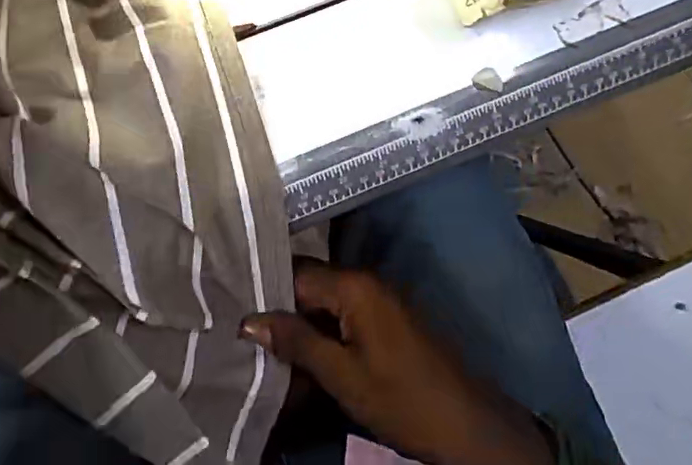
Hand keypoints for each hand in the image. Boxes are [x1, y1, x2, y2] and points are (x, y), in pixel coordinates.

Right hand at [243, 263, 553, 464]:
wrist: (462, 421)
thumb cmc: (399, 396)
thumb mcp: (341, 375)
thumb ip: (297, 342)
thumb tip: (249, 320)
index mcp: (353, 285)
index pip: (297, 272)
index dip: (263, 288)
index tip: (230, 303)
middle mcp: (364, 281)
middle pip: (309, 284)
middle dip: (278, 307)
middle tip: (239, 330)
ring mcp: (376, 300)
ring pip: (323, 302)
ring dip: (297, 324)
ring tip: (258, 346)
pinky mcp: (383, 320)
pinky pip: (340, 317)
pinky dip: (318, 334)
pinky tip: (296, 358)